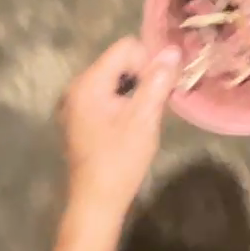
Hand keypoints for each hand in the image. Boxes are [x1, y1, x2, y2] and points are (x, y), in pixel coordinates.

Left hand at [60, 37, 180, 214]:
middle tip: (156, 100)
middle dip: (143, 73)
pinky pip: (107, 91)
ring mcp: (76, 102)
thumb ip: (158, 80)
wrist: (95, 203)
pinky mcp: (81, 115)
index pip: (126, 47)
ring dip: (136, 85)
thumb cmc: (120, 160)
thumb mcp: (145, 118)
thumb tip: (173, 50)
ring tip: (147, 110)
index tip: (158, 89)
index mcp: (88, 83)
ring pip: (116, 75)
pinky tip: (133, 119)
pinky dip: (125, 97)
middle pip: (120, 58)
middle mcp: (77, 86)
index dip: (148, 61)